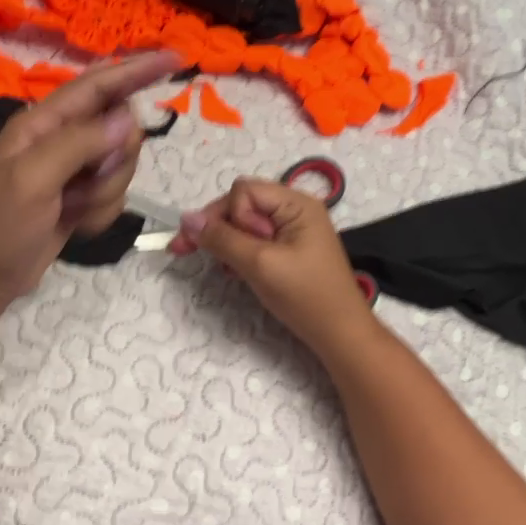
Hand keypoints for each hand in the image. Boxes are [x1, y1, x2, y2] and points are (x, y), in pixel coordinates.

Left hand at [0, 51, 179, 312]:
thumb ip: (78, 144)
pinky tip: (73, 225)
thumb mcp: (32, 181)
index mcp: (41, 123)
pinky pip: (114, 195)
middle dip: (114, 161)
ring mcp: (71, 171)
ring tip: (71, 210)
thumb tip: (127, 117)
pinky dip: (100, 213)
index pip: (98, 86)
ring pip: (121, 166)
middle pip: (119, 129)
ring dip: (104, 193)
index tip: (176, 58)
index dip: (137, 70)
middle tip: (86, 185)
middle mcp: (59, 139)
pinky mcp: (80, 199)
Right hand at [170, 178, 377, 351]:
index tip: (227, 247)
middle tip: (188, 251)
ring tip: (226, 269)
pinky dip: (240, 254)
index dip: (227, 215)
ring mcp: (293, 231)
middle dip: (219, 227)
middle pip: (242, 204)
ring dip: (228, 243)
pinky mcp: (290, 250)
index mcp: (296, 204)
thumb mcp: (259, 264)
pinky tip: (234, 271)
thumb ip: (222, 239)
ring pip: (245, 224)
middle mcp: (295, 210)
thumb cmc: (304, 296)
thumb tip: (186, 218)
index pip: (244, 191)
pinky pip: (255, 241)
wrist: (339, 333)